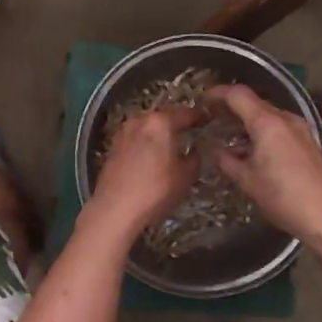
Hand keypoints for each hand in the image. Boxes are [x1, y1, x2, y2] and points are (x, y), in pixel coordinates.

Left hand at [86, 107, 199, 238]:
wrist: (115, 208)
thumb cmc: (155, 190)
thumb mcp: (186, 175)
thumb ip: (194, 158)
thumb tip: (194, 151)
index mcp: (160, 122)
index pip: (186, 113)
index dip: (200, 116)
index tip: (209, 118)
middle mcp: (139, 121)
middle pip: (163, 117)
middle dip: (177, 122)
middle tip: (191, 130)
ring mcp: (122, 132)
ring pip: (146, 127)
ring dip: (159, 133)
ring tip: (172, 143)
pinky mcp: (112, 147)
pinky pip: (135, 138)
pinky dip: (145, 142)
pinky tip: (152, 154)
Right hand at [208, 85, 321, 242]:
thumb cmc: (282, 197)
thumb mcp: (246, 180)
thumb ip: (227, 161)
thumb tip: (217, 151)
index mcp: (268, 123)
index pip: (238, 95)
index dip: (217, 94)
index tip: (201, 102)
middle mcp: (286, 120)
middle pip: (254, 103)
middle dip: (230, 109)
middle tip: (211, 120)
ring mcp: (300, 130)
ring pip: (267, 117)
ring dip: (246, 123)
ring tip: (228, 138)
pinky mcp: (307, 143)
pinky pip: (278, 129)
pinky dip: (261, 133)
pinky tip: (251, 151)